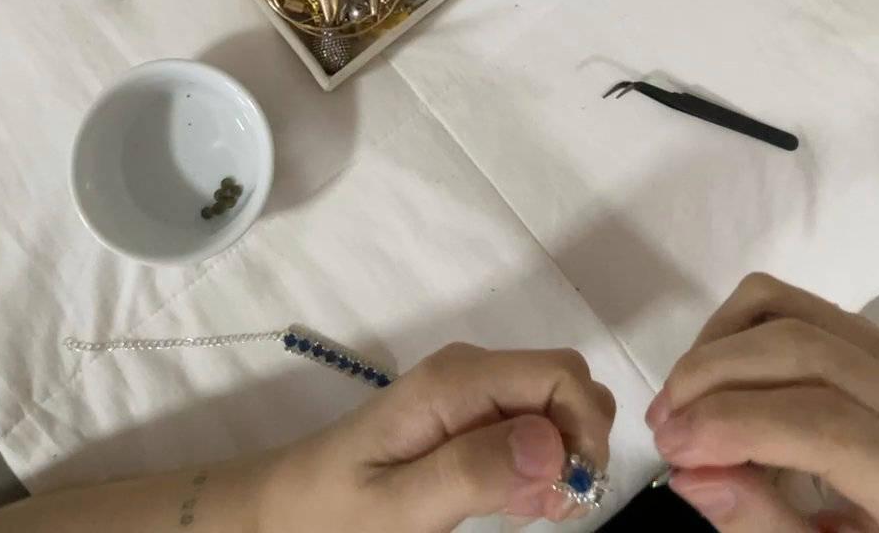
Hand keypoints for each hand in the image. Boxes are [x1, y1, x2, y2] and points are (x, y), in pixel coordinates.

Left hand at [259, 342, 616, 532]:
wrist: (295, 502)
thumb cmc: (341, 507)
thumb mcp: (402, 505)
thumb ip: (474, 471)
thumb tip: (552, 443)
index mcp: (456, 380)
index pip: (559, 373)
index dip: (583, 429)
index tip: (569, 492)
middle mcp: (470, 369)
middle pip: (564, 381)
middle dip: (577, 442)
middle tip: (549, 505)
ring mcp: (470, 388)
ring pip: (554, 403)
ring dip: (560, 456)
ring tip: (520, 508)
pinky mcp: (469, 411)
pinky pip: (531, 423)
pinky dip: (540, 462)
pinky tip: (510, 498)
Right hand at [645, 274, 878, 532]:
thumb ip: (759, 525)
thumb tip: (689, 470)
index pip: (828, 427)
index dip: (735, 424)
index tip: (669, 446)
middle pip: (804, 353)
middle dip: (712, 377)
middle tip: (661, 421)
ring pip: (787, 313)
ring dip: (716, 346)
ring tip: (682, 397)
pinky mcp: (872, 342)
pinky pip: (786, 302)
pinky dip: (732, 325)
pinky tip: (714, 373)